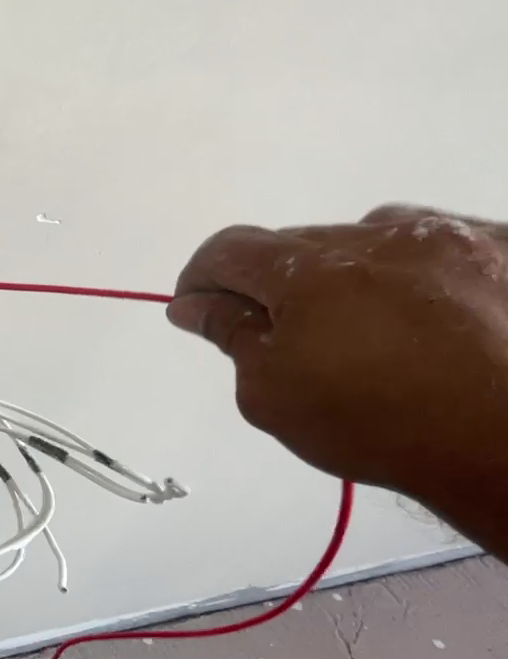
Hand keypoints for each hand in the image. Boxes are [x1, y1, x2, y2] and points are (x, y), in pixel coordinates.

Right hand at [169, 204, 507, 552]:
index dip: (201, 278)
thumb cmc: (378, 424)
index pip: (228, 249)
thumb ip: (231, 335)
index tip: (201, 313)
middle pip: (299, 242)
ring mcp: (461, 240)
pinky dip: (422, 270)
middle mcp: (383, 237)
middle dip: (275, 280)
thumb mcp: (271, 391)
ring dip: (349, 268)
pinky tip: (432, 313)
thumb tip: (196, 305)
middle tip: (283, 333)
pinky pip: (449, 243)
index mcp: (311, 271)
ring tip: (365, 320)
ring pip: (375, 234)